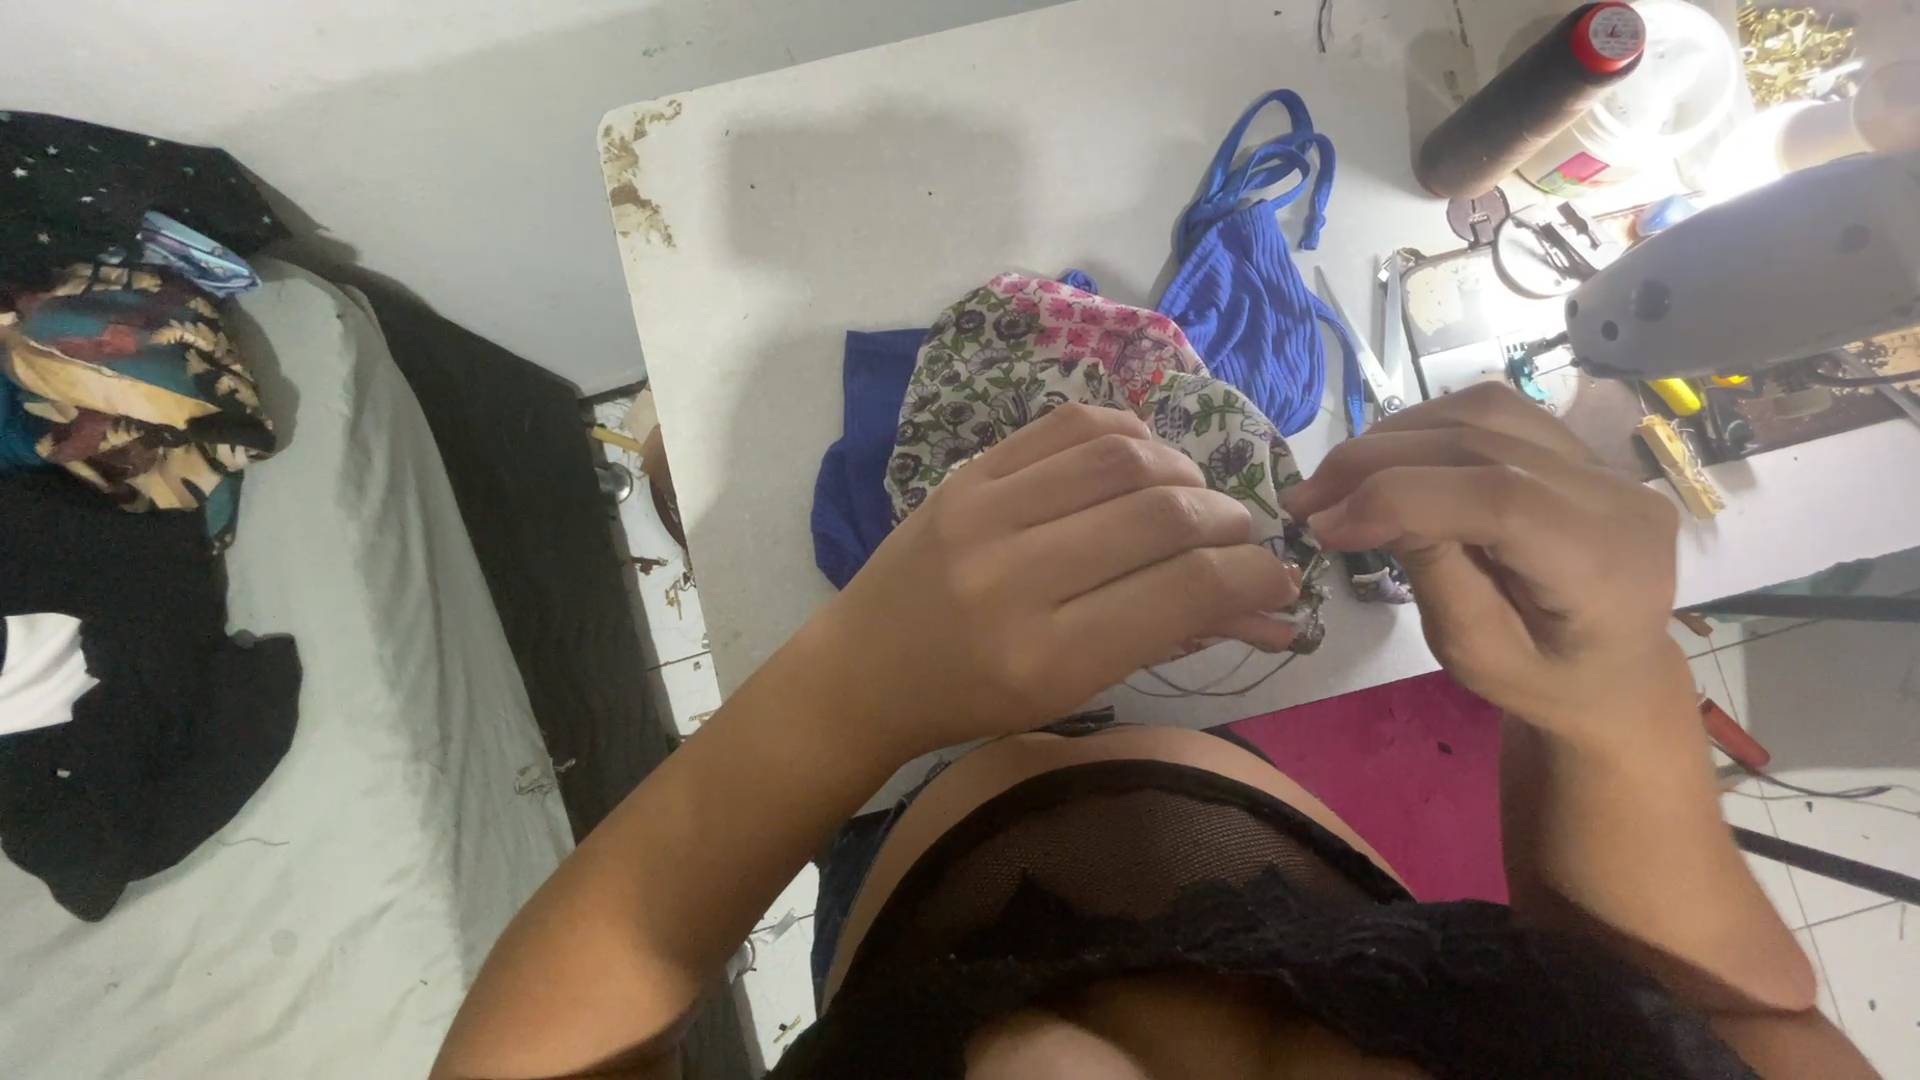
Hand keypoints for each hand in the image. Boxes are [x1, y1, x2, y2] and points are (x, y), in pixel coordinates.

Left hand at [799, 404, 1300, 759]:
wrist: (864, 669)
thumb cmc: (971, 700)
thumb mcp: (1069, 689)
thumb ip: (1166, 639)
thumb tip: (1266, 607)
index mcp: (1048, 656)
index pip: (1184, 590)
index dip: (1254, 575)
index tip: (1277, 575)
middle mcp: (1015, 577)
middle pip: (1161, 514)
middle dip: (1227, 519)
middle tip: (1238, 532)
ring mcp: (982, 513)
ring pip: (1121, 457)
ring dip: (1182, 470)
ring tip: (1191, 494)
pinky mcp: (964, 475)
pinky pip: (1066, 425)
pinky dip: (1125, 433)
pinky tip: (1139, 458)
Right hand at [1280, 384, 1687, 740]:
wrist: (1611, 671)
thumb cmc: (1542, 679)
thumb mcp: (1475, 651)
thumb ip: (1434, 573)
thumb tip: (1358, 510)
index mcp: (1606, 564)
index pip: (1498, 498)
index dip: (1396, 498)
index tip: (1323, 526)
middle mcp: (1614, 495)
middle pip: (1479, 443)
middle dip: (1373, 463)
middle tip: (1305, 501)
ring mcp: (1599, 462)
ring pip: (1479, 412)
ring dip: (1390, 438)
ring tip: (1335, 480)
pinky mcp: (1572, 448)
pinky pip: (1488, 412)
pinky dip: (1419, 429)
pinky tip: (1383, 462)